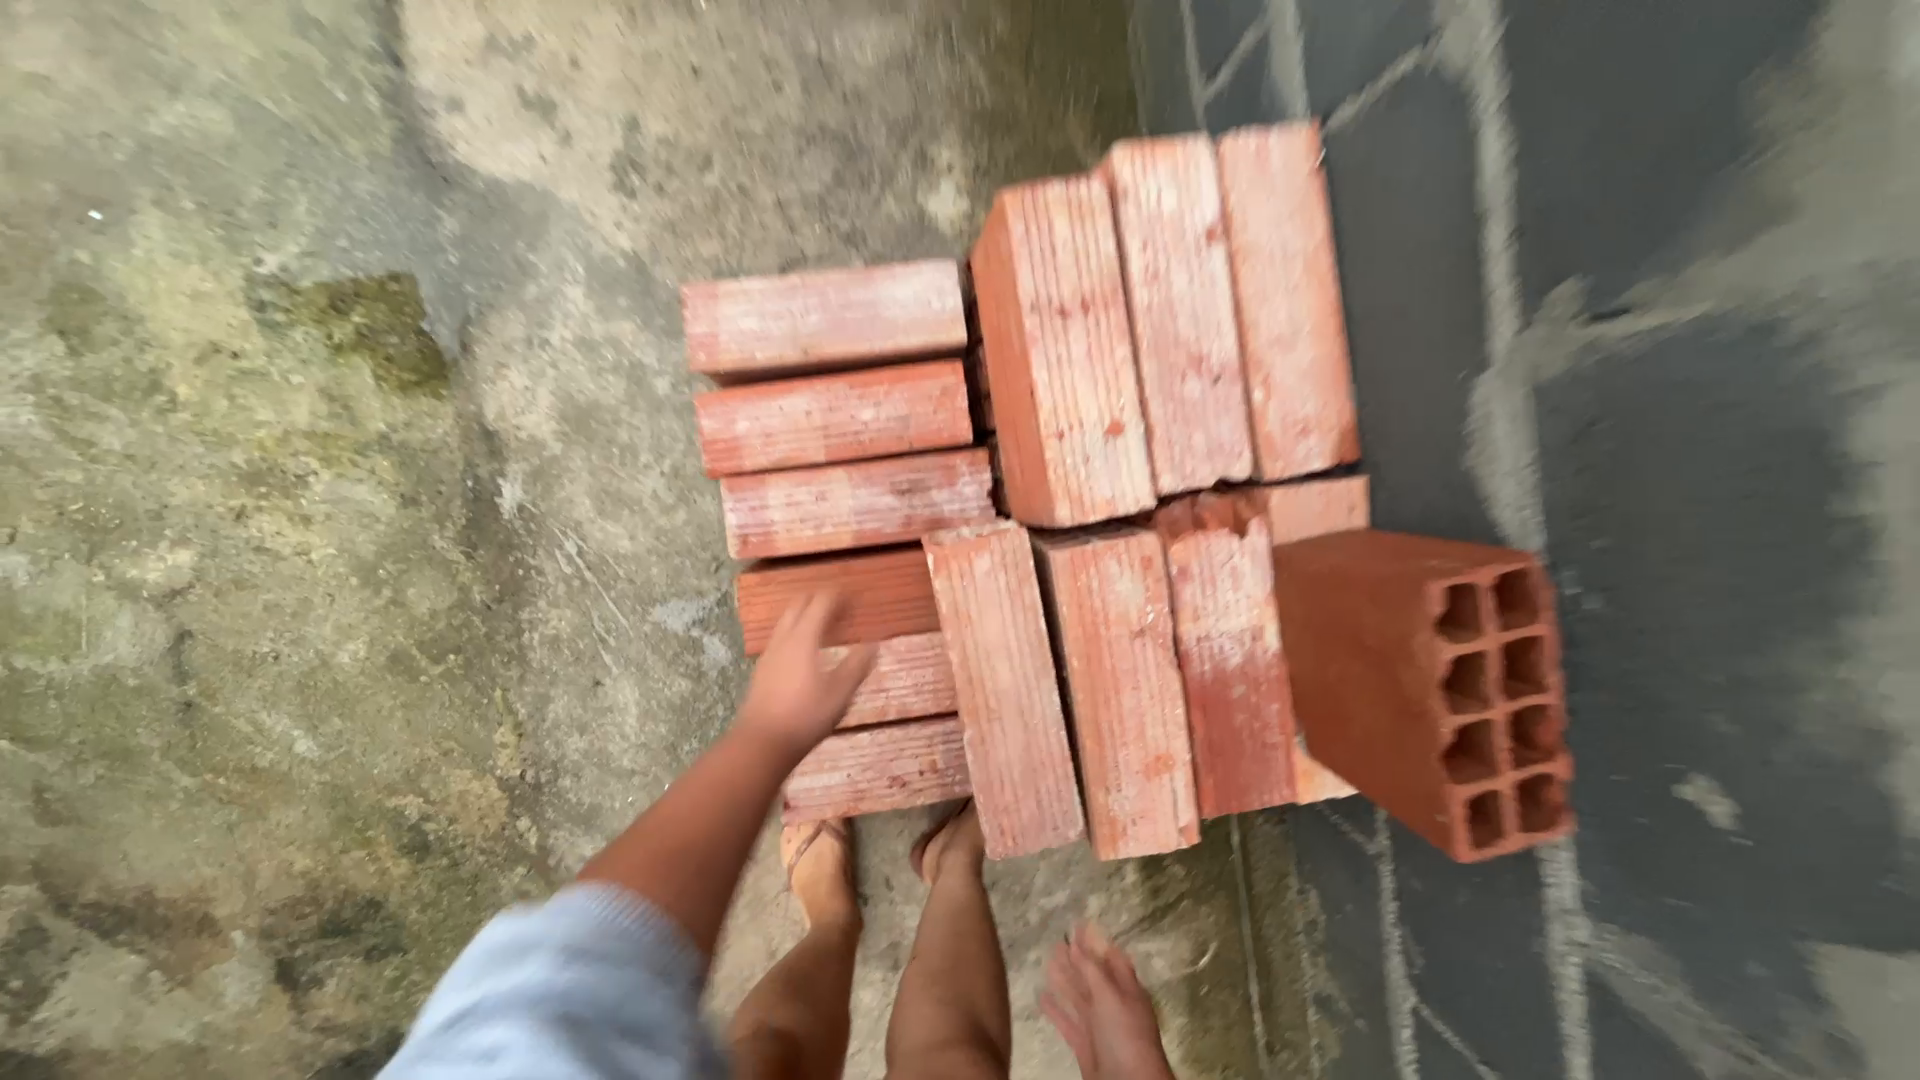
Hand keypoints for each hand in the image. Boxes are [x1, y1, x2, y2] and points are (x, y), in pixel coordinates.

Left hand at [735, 591, 876, 757]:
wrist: (762, 742)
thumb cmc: (805, 717)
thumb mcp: (840, 694)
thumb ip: (857, 665)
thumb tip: (873, 644)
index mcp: (804, 638)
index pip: (821, 603)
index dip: (839, 595)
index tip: (855, 596)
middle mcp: (784, 639)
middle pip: (799, 604)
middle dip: (820, 599)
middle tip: (842, 606)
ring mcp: (770, 653)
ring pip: (787, 620)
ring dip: (807, 614)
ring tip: (827, 625)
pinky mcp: (763, 669)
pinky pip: (782, 637)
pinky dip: (797, 631)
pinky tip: (807, 650)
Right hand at [1041, 924, 1176, 1079]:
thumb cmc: (1125, 1034)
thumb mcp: (1110, 996)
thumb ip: (1092, 969)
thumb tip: (1079, 939)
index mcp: (1127, 990)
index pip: (1111, 958)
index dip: (1095, 941)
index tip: (1078, 923)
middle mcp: (1113, 1005)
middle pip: (1092, 976)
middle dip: (1076, 957)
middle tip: (1058, 937)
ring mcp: (1099, 1027)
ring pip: (1078, 997)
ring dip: (1064, 978)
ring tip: (1047, 959)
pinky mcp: (1085, 1045)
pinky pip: (1068, 1022)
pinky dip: (1055, 1009)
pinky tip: (1040, 996)